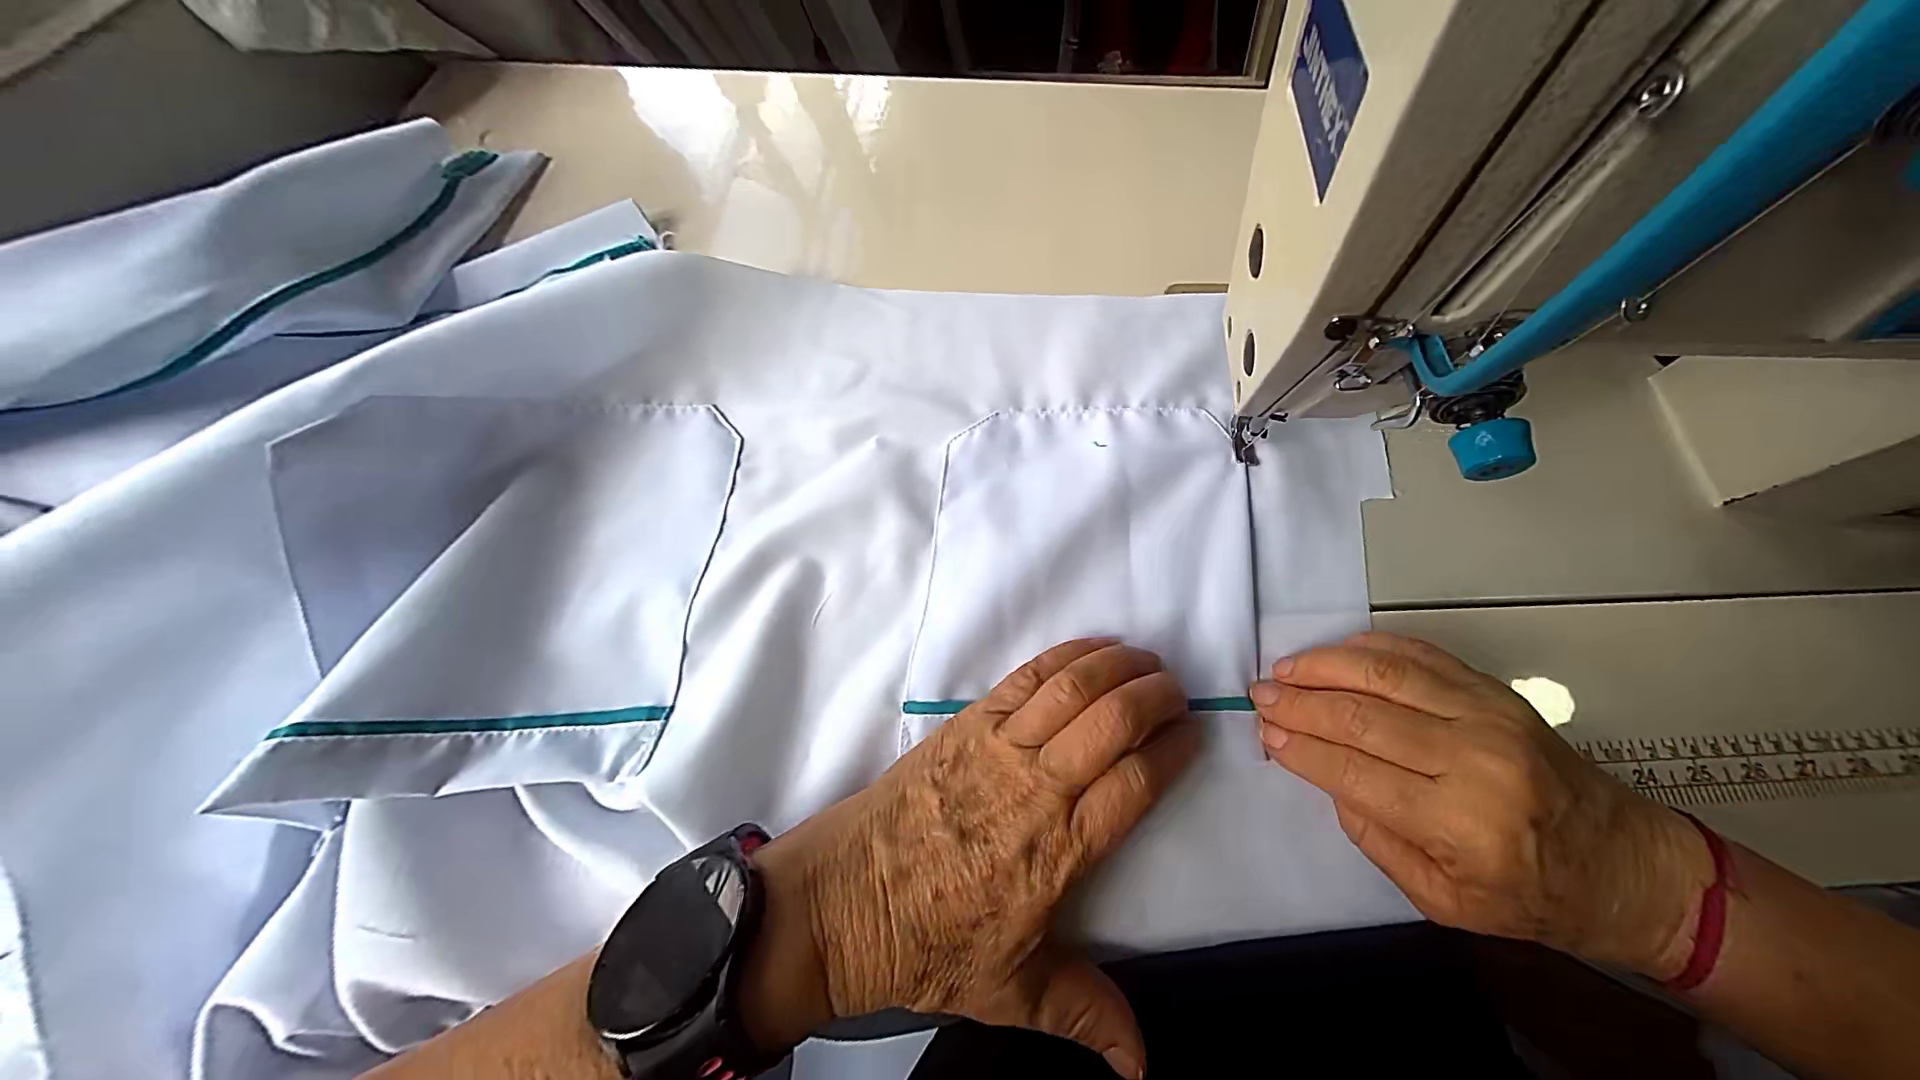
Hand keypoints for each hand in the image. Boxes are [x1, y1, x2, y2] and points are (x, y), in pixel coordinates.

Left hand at [741, 639, 1199, 1077]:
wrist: (839, 899)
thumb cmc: (926, 942)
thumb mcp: (1009, 991)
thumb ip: (1083, 1013)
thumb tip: (1142, 1064)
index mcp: (1057, 850)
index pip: (1135, 784)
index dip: (1173, 751)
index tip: (1193, 734)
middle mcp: (1033, 787)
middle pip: (1111, 722)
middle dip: (1155, 697)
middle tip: (1176, 690)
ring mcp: (995, 747)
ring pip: (1070, 689)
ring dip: (1116, 665)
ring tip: (1145, 660)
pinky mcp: (963, 725)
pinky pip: (1023, 678)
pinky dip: (1063, 656)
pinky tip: (1090, 648)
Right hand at [1250, 632, 1712, 978]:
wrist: (1628, 866)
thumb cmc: (1530, 895)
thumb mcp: (1441, 899)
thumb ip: (1374, 837)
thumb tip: (1324, 773)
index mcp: (1459, 824)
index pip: (1351, 770)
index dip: (1298, 747)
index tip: (1264, 732)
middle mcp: (1474, 760)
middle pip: (1359, 715)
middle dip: (1298, 703)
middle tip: (1259, 695)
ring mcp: (1490, 717)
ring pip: (1384, 674)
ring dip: (1323, 666)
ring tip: (1285, 669)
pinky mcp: (1498, 694)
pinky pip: (1421, 656)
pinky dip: (1370, 647)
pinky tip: (1335, 652)